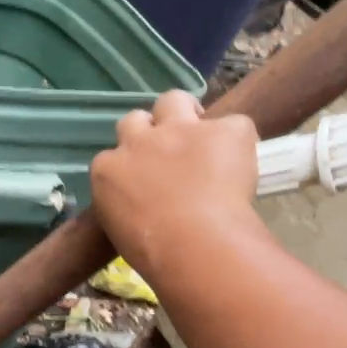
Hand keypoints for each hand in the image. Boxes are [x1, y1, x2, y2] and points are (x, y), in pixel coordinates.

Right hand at [89, 90, 265, 283]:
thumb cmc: (148, 247)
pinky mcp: (226, 128)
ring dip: (184, 113)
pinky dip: (237, 141)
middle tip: (167, 148)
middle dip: (148, 129)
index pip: (112, 155)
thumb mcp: (117, 221)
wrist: (192, 241)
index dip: (129, 163)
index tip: (142, 177)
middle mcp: (139, 140)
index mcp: (107, 168)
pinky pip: (234, 124)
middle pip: (135, 118)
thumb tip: (140, 195)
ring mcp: (182, 130)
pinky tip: (239, 163)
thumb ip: (124, 196)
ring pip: (173, 100)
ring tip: (200, 137)